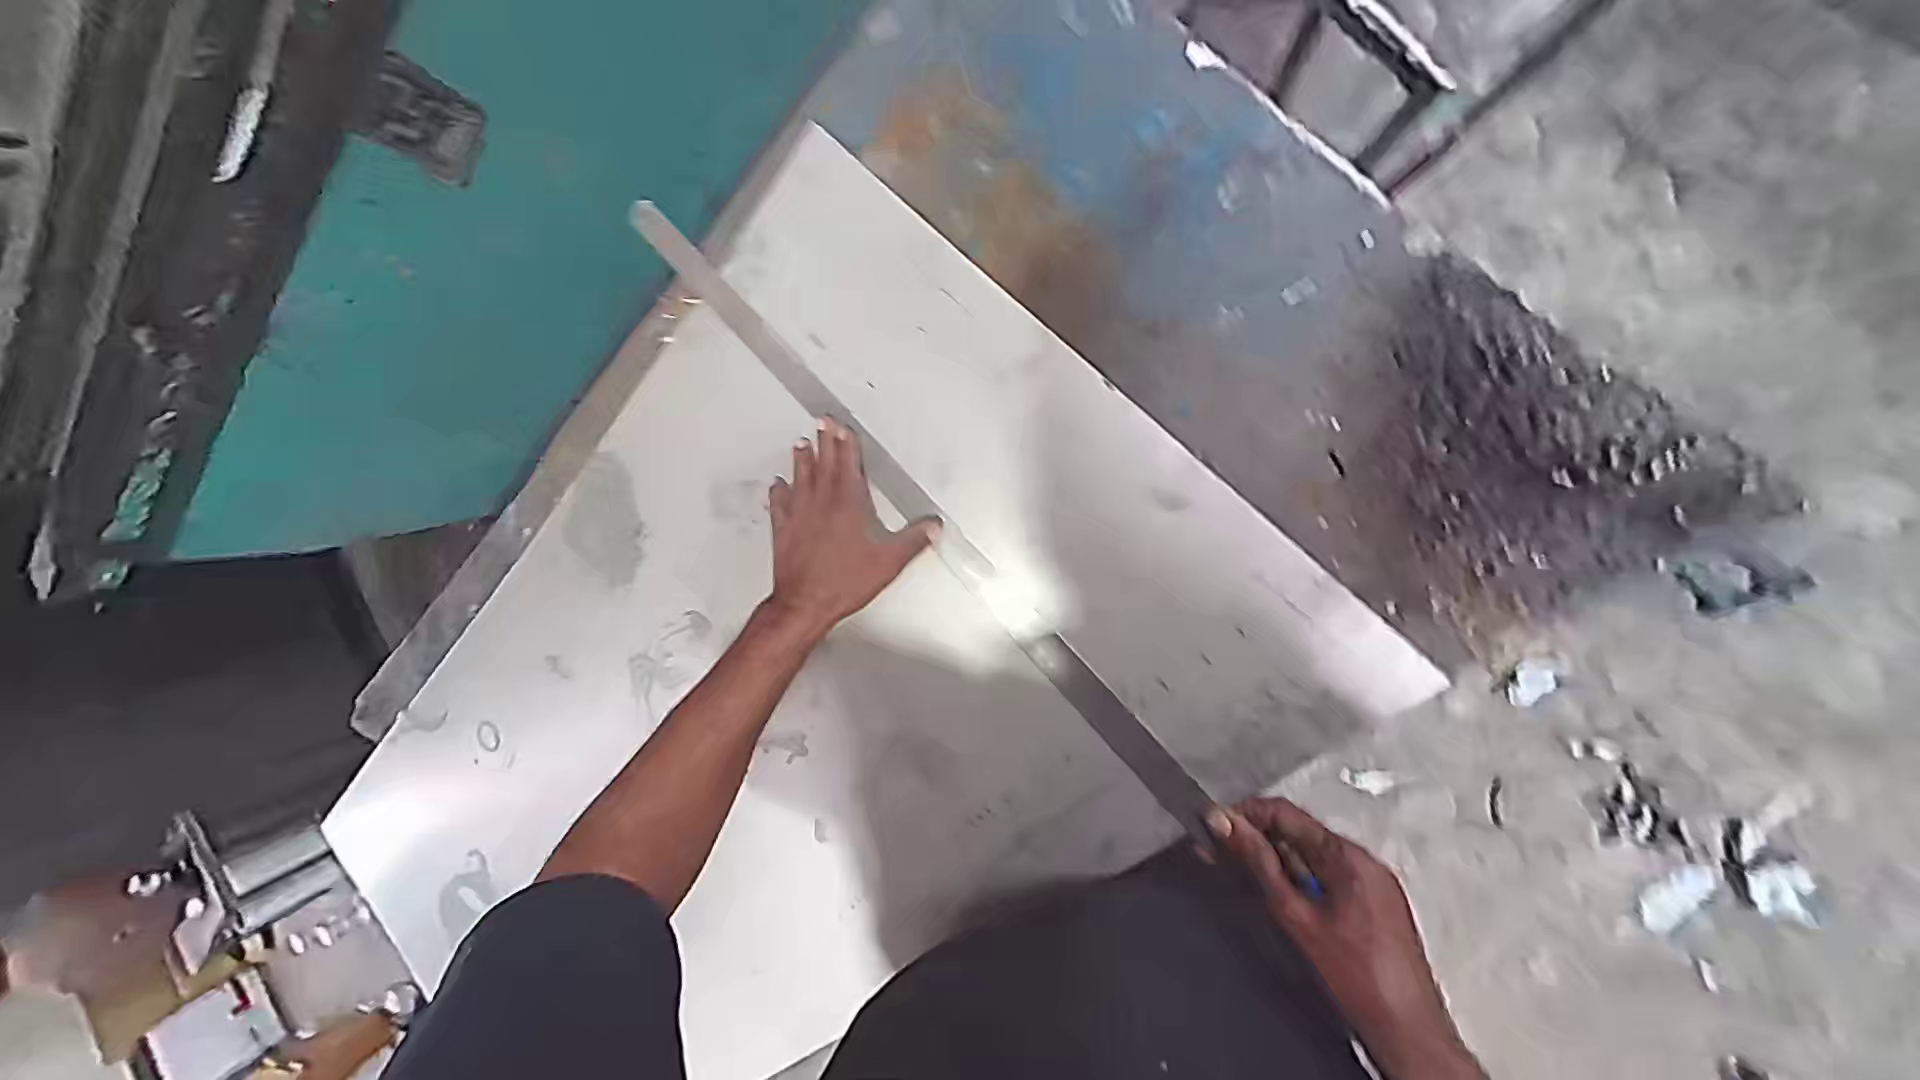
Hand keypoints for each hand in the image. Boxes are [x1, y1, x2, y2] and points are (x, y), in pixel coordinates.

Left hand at [765, 417, 939, 634]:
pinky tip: (778, 484)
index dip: (846, 443)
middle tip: (822, 422)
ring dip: (801, 458)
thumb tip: (932, 525)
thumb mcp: (890, 560)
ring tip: (800, 444)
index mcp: (850, 504)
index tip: (843, 427)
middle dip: (825, 440)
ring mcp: (799, 514)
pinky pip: (779, 503)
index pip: (848, 464)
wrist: (806, 603)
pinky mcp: (783, 529)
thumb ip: (914, 539)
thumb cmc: (844, 581)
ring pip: (800, 477)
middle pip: (824, 463)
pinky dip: (779, 491)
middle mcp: (822, 502)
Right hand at [1210, 798, 1484, 1079]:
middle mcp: (1366, 863)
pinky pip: (1328, 873)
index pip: (1284, 812)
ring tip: (1255, 883)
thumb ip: (1257, 862)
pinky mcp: (1375, 902)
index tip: (1218, 825)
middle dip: (1259, 839)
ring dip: (1278, 860)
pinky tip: (1287, 902)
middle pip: (1298, 830)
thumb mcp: (1294, 915)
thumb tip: (1229, 825)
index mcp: (1349, 857)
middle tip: (1226, 852)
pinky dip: (1301, 878)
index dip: (1245, 815)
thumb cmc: (1361, 983)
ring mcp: (1374, 882)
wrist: (1407, 1035)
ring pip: (1311, 852)